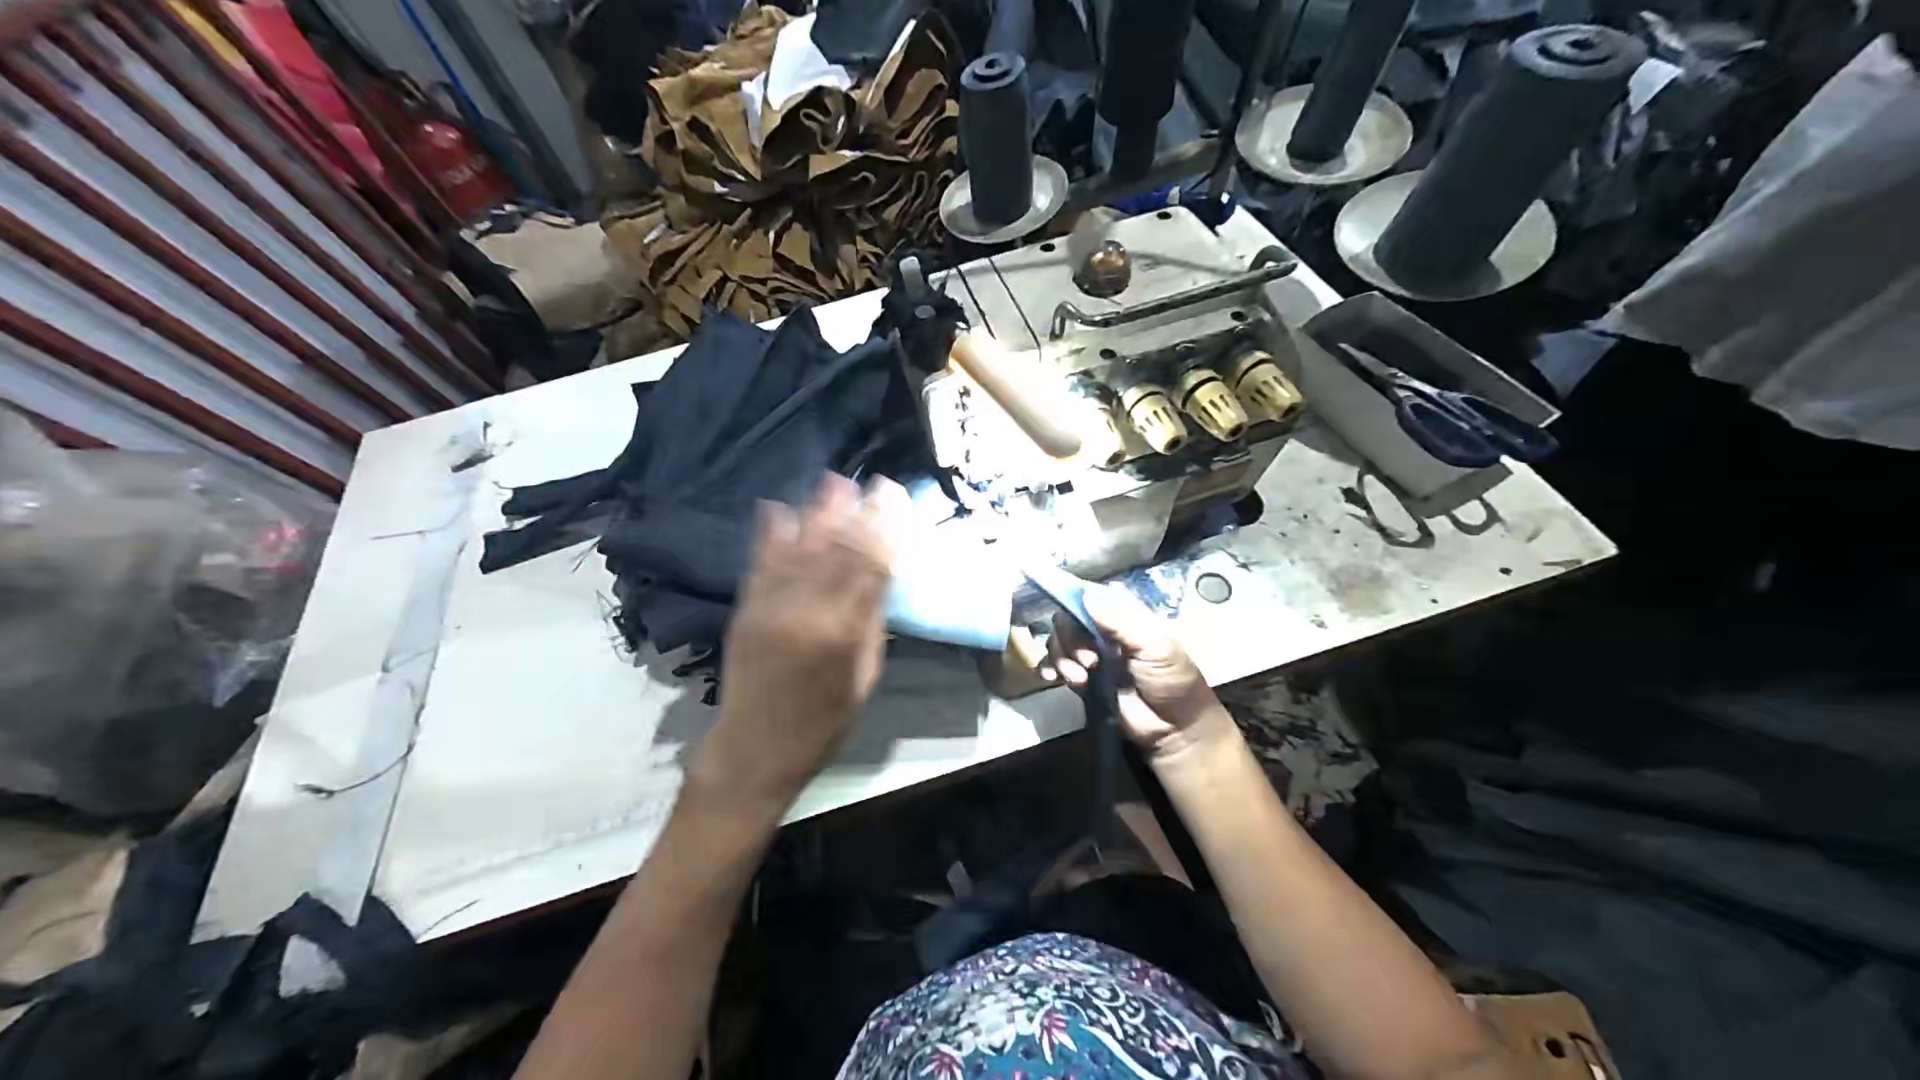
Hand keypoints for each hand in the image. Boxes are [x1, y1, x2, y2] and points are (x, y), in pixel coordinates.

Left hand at [694, 473, 908, 808]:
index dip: (885, 529)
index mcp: (845, 633)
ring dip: (818, 512)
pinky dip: (770, 532)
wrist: (755, 749)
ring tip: (833, 481)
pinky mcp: (746, 608)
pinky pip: (761, 562)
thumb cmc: (823, 723)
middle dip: (857, 512)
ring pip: (801, 547)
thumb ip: (871, 624)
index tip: (895, 501)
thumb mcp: (864, 678)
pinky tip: (779, 505)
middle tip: (871, 483)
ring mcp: (771, 607)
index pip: (871, 567)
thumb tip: (881, 576)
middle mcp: (807, 612)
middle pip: (838, 550)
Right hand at [1043, 584, 1239, 762]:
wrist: (1173, 729)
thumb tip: (1086, 593)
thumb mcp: (1154, 646)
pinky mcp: (1081, 678)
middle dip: (1070, 637)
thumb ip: (1120, 621)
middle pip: (1069, 619)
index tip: (1063, 604)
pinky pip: (1055, 665)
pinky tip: (1053, 677)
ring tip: (1082, 677)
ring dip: (1063, 657)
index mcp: (1124, 616)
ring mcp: (1091, 655)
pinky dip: (1050, 668)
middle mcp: (1104, 631)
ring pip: (1059, 642)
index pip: (1091, 595)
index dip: (1074, 596)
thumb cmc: (1171, 680)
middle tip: (1089, 659)